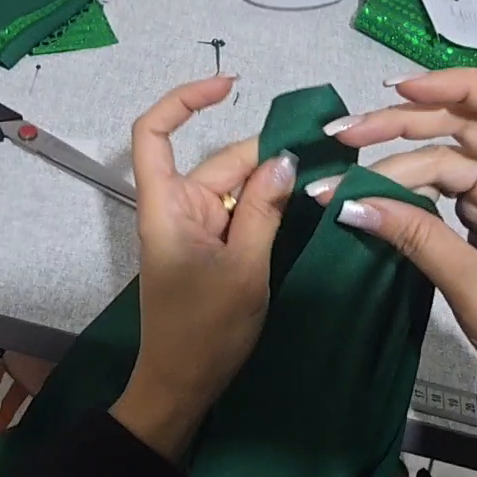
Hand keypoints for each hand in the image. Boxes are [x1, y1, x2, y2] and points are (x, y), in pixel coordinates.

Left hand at [110, 75, 295, 458]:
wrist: (183, 389)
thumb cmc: (203, 332)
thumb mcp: (243, 269)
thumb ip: (263, 210)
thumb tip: (284, 159)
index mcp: (167, 205)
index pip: (154, 133)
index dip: (183, 100)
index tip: (228, 88)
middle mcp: (179, 206)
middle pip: (219, 160)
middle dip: (265, 156)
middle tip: (323, 155)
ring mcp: (196, 225)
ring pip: (237, 185)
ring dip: (272, 182)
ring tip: (323, 176)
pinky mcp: (212, 243)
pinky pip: (241, 210)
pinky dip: (268, 204)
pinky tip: (303, 200)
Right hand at [313, 69, 476, 414]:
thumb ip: (417, 239)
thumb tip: (348, 204)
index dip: (463, 85)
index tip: (406, 90)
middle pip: (469, 122)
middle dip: (406, 122)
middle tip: (348, 133)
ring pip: (446, 150)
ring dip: (395, 153)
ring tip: (343, 157)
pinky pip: (440, 181)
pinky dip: (404, 184)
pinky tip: (368, 188)